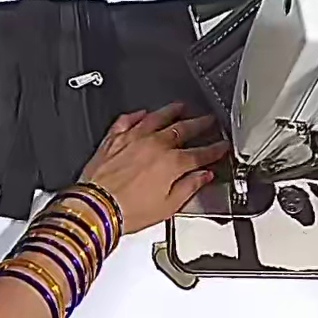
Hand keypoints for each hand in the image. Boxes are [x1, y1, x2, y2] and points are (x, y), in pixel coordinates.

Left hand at [78, 104, 230, 233]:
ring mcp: (133, 139)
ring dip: (172, 111)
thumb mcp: (168, 206)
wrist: (96, 208)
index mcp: (172, 164)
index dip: (215, 149)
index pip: (200, 154)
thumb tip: (202, 177)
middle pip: (183, 130)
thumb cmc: (128, 210)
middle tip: (208, 120)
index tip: (222, 146)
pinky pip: (128, 120)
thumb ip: (189, 187)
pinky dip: (137, 115)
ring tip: (181, 107)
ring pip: (157, 118)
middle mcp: (154, 146)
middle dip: (200, 124)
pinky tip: (142, 113)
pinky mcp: (114, 139)